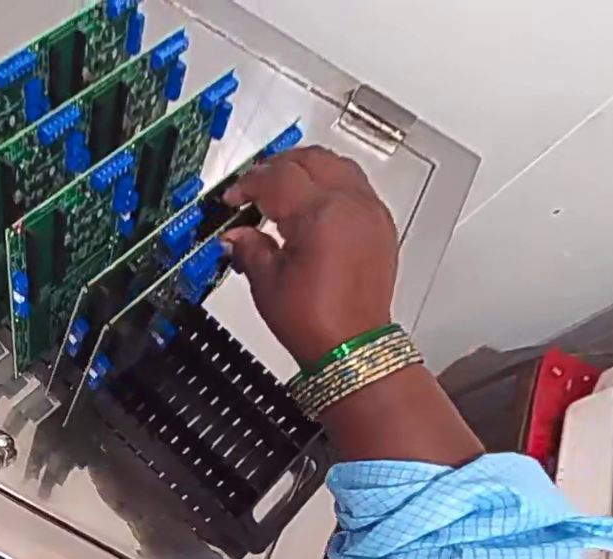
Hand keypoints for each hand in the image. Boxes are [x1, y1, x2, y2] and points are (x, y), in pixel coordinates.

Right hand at [223, 147, 399, 364]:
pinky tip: (309, 206)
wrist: (350, 345)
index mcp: (319, 216)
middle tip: (252, 185)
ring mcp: (370, 211)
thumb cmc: (314, 321)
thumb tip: (236, 235)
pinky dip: (327, 185)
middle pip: (310, 159)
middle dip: (276, 167)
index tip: (233, 196)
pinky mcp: (379, 223)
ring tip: (280, 190)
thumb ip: (250, 249)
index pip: (278, 178)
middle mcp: (351, 205)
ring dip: (304, 170)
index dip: (248, 184)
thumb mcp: (267, 284)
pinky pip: (354, 185)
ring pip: (336, 165)